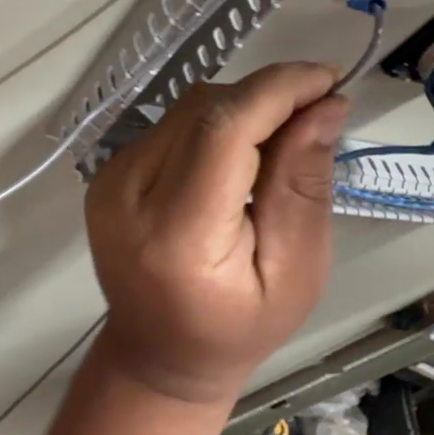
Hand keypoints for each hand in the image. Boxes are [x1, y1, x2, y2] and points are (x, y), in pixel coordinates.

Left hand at [84, 63, 348, 404]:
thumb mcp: (294, 274)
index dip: (276, 91)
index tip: (328, 80)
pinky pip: (169, 127)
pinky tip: (239, 159)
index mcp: (176, 234)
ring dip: (240, 109)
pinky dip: (213, 126)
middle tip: (316, 114)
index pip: (222, 130)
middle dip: (266, 96)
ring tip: (279, 143)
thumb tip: (324, 106)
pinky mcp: (105, 177)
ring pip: (185, 110)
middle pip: (202, 110)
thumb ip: (302, 188)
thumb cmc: (235, 329)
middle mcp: (127, 197)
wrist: (157, 354)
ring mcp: (108, 183)